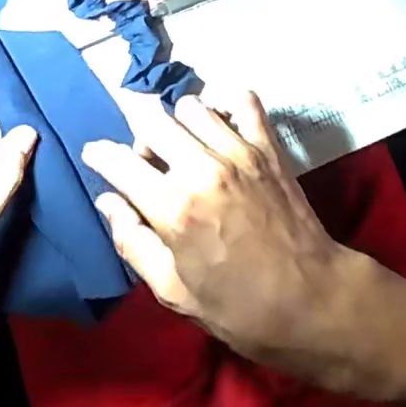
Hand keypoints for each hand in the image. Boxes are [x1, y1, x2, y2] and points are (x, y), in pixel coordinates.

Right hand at [81, 91, 377, 379]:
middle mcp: (203, 168)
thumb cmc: (238, 307)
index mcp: (175, 208)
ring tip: (185, 148)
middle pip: (154, 121)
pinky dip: (226, 103)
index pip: (121, 162)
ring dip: (180, 123)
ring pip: (192, 107)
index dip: (100, 155)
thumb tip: (107, 201)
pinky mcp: (268, 145)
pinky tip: (220, 125)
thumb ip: (134, 241)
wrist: (309, 298)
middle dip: (141, 138)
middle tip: (148, 163)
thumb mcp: (173, 290)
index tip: (95, 155)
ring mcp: (240, 150)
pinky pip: (243, 99)